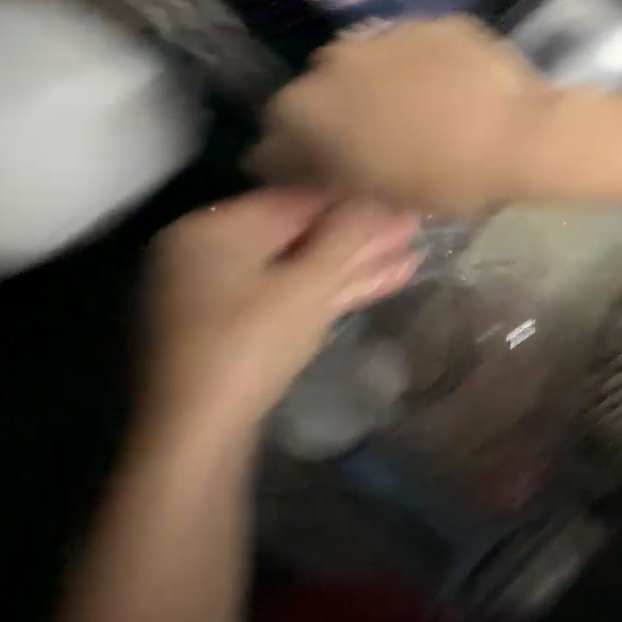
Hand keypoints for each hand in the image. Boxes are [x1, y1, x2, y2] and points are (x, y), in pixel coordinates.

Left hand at [141, 190, 420, 436]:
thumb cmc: (252, 341)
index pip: (299, 198)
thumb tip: (383, 196)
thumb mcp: (310, 283)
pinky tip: (391, 277)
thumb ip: (349, 235)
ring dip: (360, 260)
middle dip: (362, 232)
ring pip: (304, 264)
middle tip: (417, 223)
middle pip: (303, 232)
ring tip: (416, 250)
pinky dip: (339, 285)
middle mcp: (213, 250)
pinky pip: (296, 290)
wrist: (204, 425)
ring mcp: (226, 288)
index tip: (404, 198)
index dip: (356, 200)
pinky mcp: (242, 320)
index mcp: (214, 228)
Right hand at [252, 16, 556, 216]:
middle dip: (346, 112)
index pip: (280, 142)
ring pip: (372, 62)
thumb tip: (330, 172)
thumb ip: (344, 178)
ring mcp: (384, 33)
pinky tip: (461, 84)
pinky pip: (423, 46)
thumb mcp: (386, 197)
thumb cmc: (452, 179)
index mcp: (303, 113)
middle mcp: (328, 63)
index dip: (305, 160)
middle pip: (324, 92)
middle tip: (386, 135)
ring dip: (387, 81)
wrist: (523, 136)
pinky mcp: (434, 21)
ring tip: (428, 106)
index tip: (332, 170)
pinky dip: (433, 63)